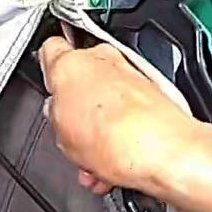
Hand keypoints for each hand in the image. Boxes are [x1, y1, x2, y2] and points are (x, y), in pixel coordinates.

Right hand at [38, 37, 211, 196]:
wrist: (165, 152)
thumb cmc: (118, 141)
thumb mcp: (62, 137)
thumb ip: (54, 118)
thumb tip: (58, 115)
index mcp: (71, 64)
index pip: (49, 51)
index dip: (45, 71)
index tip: (48, 88)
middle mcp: (103, 61)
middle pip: (79, 83)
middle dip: (75, 113)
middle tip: (72, 137)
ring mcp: (130, 75)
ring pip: (103, 101)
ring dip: (96, 131)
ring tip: (96, 161)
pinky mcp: (152, 92)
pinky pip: (125, 111)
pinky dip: (118, 133)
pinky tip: (114, 161)